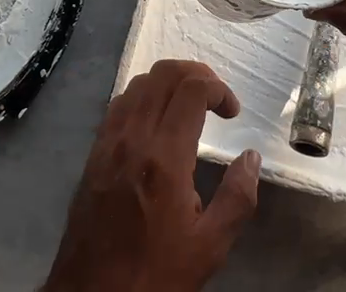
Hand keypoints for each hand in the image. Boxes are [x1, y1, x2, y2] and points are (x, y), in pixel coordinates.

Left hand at [43, 60, 261, 291]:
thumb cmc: (154, 274)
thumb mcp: (209, 247)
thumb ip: (237, 198)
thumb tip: (251, 158)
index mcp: (164, 157)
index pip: (191, 89)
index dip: (218, 88)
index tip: (232, 112)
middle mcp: (133, 138)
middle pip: (164, 74)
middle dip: (197, 74)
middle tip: (216, 99)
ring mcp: (108, 142)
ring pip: (139, 83)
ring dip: (169, 82)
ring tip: (190, 106)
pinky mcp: (94, 152)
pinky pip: (120, 103)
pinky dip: (144, 96)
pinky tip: (157, 121)